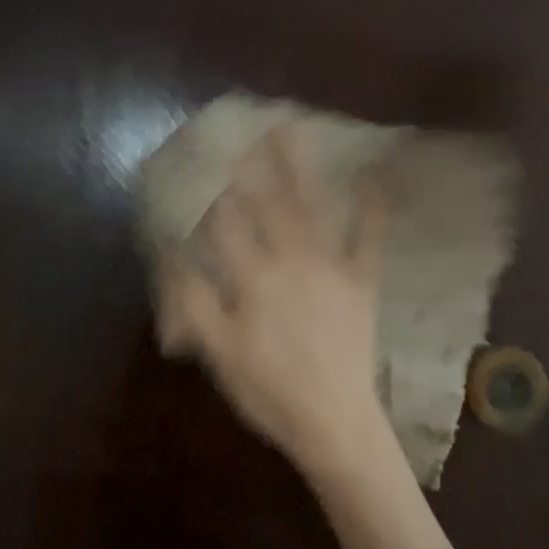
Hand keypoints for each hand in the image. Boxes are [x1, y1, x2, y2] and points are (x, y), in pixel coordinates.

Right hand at [157, 124, 391, 471]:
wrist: (332, 421)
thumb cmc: (266, 392)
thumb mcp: (217, 352)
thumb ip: (193, 299)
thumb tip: (173, 251)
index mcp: (250, 280)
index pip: (222, 222)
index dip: (206, 186)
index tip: (194, 154)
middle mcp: (290, 262)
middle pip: (265, 204)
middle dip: (249, 164)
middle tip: (238, 127)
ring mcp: (330, 269)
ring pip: (312, 208)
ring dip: (302, 167)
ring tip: (293, 127)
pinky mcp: (362, 283)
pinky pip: (368, 240)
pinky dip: (373, 207)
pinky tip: (375, 174)